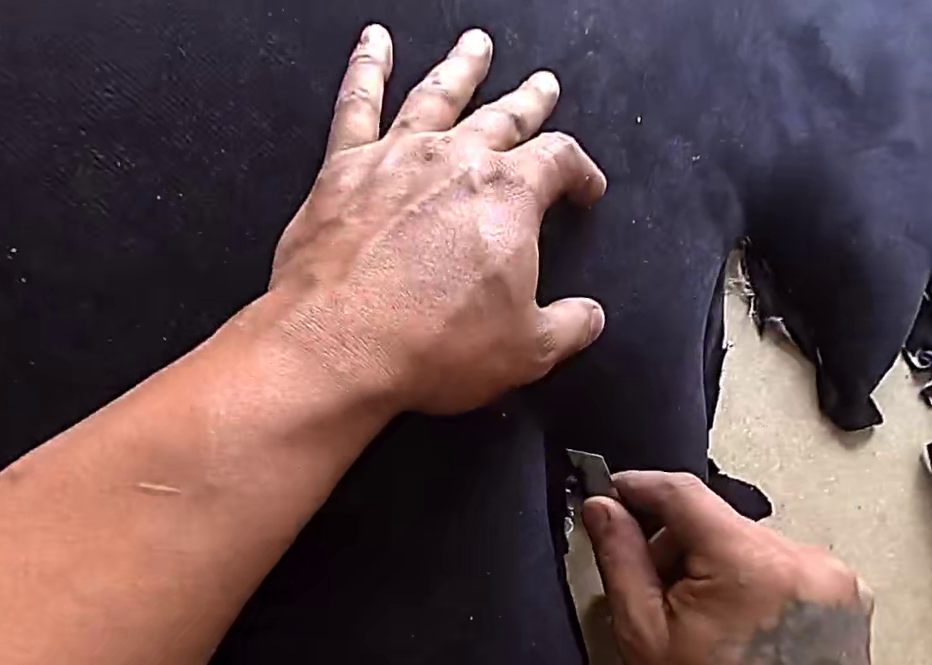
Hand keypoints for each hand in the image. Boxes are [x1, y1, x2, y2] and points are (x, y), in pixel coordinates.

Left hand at [267, 25, 609, 415]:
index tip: (585, 186)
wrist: (341, 348)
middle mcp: (455, 160)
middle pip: (503, 117)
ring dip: (461, 68)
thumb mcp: (525, 353)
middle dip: (529, 103)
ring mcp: (396, 159)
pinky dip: (366, 68)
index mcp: (509, 196)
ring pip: (438, 95)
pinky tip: (374, 44)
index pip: (559, 162)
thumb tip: (590, 317)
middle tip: (541, 87)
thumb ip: (568, 327)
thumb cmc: (433, 349)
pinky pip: (357, 103)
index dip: (580, 171)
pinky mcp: (342, 171)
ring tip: (476, 47)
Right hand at [582, 472, 874, 664]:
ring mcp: (835, 579)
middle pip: (715, 521)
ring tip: (695, 623)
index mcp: (752, 565)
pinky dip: (743, 579)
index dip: (639, 486)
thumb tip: (602, 508)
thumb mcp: (642, 635)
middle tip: (652, 595)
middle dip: (673, 545)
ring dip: (708, 564)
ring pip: (744, 542)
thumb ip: (621, 559)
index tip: (611, 491)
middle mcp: (806, 560)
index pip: (685, 494)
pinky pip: (777, 564)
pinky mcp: (847, 597)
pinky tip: (731, 627)